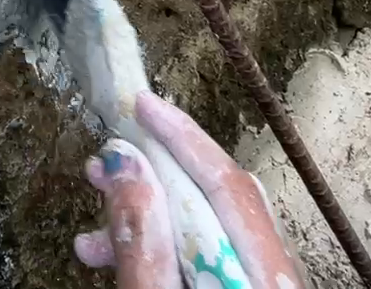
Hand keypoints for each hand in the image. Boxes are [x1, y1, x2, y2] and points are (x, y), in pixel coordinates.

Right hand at [76, 91, 304, 288]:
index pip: (228, 184)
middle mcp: (273, 275)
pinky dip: (160, 242)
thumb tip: (124, 160)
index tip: (140, 101)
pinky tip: (116, 249)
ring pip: (205, 226)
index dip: (181, 135)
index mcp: (265, 276)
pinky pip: (204, 255)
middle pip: (217, 199)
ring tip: (96, 212)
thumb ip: (142, 239)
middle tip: (105, 156)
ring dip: (147, 208)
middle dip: (154, 169)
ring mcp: (258, 285)